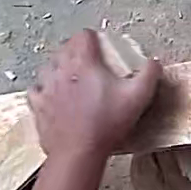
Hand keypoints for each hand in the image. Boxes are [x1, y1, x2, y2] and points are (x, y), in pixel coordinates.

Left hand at [27, 30, 161, 160]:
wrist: (78, 153)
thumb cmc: (107, 123)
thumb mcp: (139, 96)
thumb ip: (149, 74)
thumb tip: (153, 62)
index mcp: (84, 63)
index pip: (83, 36)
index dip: (93, 37)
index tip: (101, 45)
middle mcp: (61, 71)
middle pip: (64, 48)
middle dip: (76, 49)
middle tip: (90, 60)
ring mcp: (46, 89)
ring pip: (48, 66)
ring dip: (59, 66)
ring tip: (72, 74)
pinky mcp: (38, 106)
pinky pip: (36, 89)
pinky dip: (44, 87)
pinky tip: (53, 92)